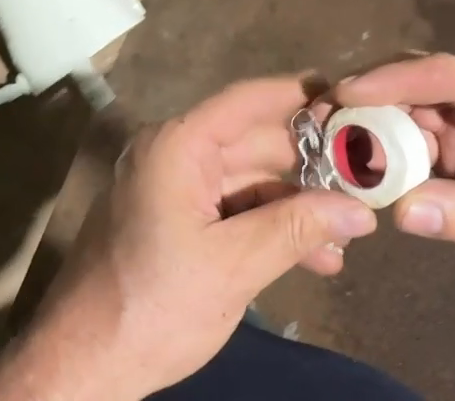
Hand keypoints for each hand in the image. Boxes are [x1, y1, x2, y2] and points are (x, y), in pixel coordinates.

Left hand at [0, 77, 377, 400]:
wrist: (84, 359)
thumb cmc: (153, 303)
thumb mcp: (232, 267)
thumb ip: (295, 230)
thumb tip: (360, 210)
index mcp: (177, 146)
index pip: (247, 102)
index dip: (299, 96)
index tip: (351, 99)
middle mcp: (172, 154)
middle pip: (253, 143)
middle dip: (310, 167)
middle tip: (370, 185)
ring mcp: (171, 187)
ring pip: (247, 181)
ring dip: (295, 207)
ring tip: (349, 238)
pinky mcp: (173, 220)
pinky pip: (230, 208)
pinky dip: (268, 227)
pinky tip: (315, 256)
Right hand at [334, 54, 454, 333]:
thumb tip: (400, 210)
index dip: (396, 79)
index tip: (345, 95)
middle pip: (429, 86)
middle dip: (376, 100)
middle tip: (326, 123)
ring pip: (422, 114)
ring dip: (382, 131)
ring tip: (337, 149)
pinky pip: (430, 147)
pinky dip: (399, 157)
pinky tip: (370, 170)